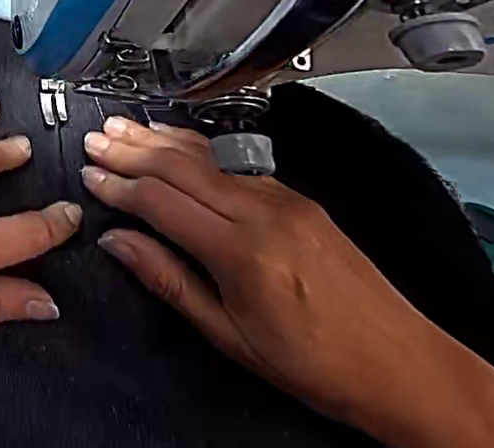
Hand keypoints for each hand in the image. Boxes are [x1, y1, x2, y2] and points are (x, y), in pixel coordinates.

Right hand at [81, 117, 493, 447]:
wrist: (405, 362)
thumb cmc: (316, 365)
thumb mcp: (232, 338)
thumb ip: (170, 281)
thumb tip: (118, 242)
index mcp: (241, 250)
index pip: (161, 202)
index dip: (119, 187)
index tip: (89, 176)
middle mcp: (259, 208)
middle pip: (179, 166)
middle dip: (130, 150)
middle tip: (94, 139)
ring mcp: (280, 194)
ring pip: (204, 155)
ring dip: (158, 140)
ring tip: (121, 128)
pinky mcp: (293, 192)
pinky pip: (231, 162)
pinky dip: (193, 150)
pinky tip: (173, 143)